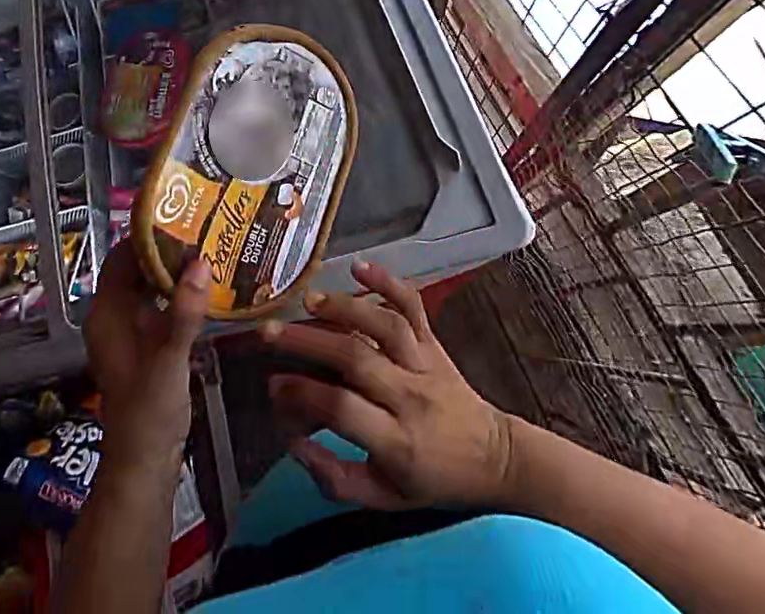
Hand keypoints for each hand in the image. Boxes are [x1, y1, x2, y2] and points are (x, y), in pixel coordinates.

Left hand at [83, 246, 209, 467]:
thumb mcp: (169, 359)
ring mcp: (127, 329)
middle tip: (201, 229)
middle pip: (135, 269)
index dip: (146, 235)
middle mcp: (112, 315)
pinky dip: (175, 293)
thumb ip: (184, 312)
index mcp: (107, 312)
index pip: (121, 258)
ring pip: (147, 286)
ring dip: (172, 270)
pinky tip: (202, 288)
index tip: (179, 215)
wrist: (145, 459)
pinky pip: (157, 305)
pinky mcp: (143, 343)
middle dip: (164, 250)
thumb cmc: (149, 410)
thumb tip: (200, 262)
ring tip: (206, 249)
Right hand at [261, 261, 514, 509]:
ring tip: (308, 301)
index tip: (273, 386)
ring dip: (344, 309)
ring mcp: (424, 363)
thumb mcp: (383, 498)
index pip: (342, 408)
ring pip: (384, 326)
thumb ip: (335, 478)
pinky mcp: (433, 342)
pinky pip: (413, 306)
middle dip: (306, 342)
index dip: (301, 394)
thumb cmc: (432, 479)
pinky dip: (388, 282)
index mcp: (398, 441)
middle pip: (355, 359)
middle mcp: (411, 396)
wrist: (496, 458)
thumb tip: (292, 442)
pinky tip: (359, 267)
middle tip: (268, 333)